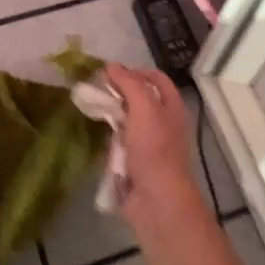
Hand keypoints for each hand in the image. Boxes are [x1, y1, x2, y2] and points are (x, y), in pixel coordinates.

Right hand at [106, 63, 212, 233]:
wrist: (156, 199)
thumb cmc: (154, 148)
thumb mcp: (144, 107)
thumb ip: (129, 83)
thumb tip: (112, 65)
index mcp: (172, 107)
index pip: (156, 79)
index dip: (136, 71)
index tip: (111, 73)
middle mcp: (164, 124)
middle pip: (140, 100)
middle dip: (119, 94)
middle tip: (96, 91)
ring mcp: (150, 146)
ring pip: (128, 123)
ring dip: (112, 118)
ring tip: (91, 111)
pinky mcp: (136, 164)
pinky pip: (120, 146)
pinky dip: (110, 142)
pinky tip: (95, 138)